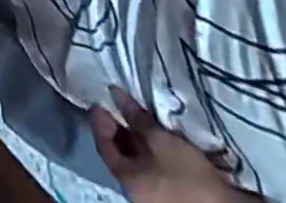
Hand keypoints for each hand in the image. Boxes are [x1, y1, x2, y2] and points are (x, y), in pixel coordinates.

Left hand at [92, 88, 258, 202]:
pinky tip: (154, 137)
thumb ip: (136, 118)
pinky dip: (146, 151)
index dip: (99, 123)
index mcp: (128, 181)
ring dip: (133, 140)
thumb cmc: (188, 175)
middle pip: (118, 157)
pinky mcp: (168, 195)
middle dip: (116, 130)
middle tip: (115, 105)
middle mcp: (135, 193)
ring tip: (135, 116)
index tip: (98, 102)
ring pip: (135, 163)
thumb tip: (114, 94)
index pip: (104, 148)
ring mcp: (152, 197)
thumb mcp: (161, 141)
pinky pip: (148, 169)